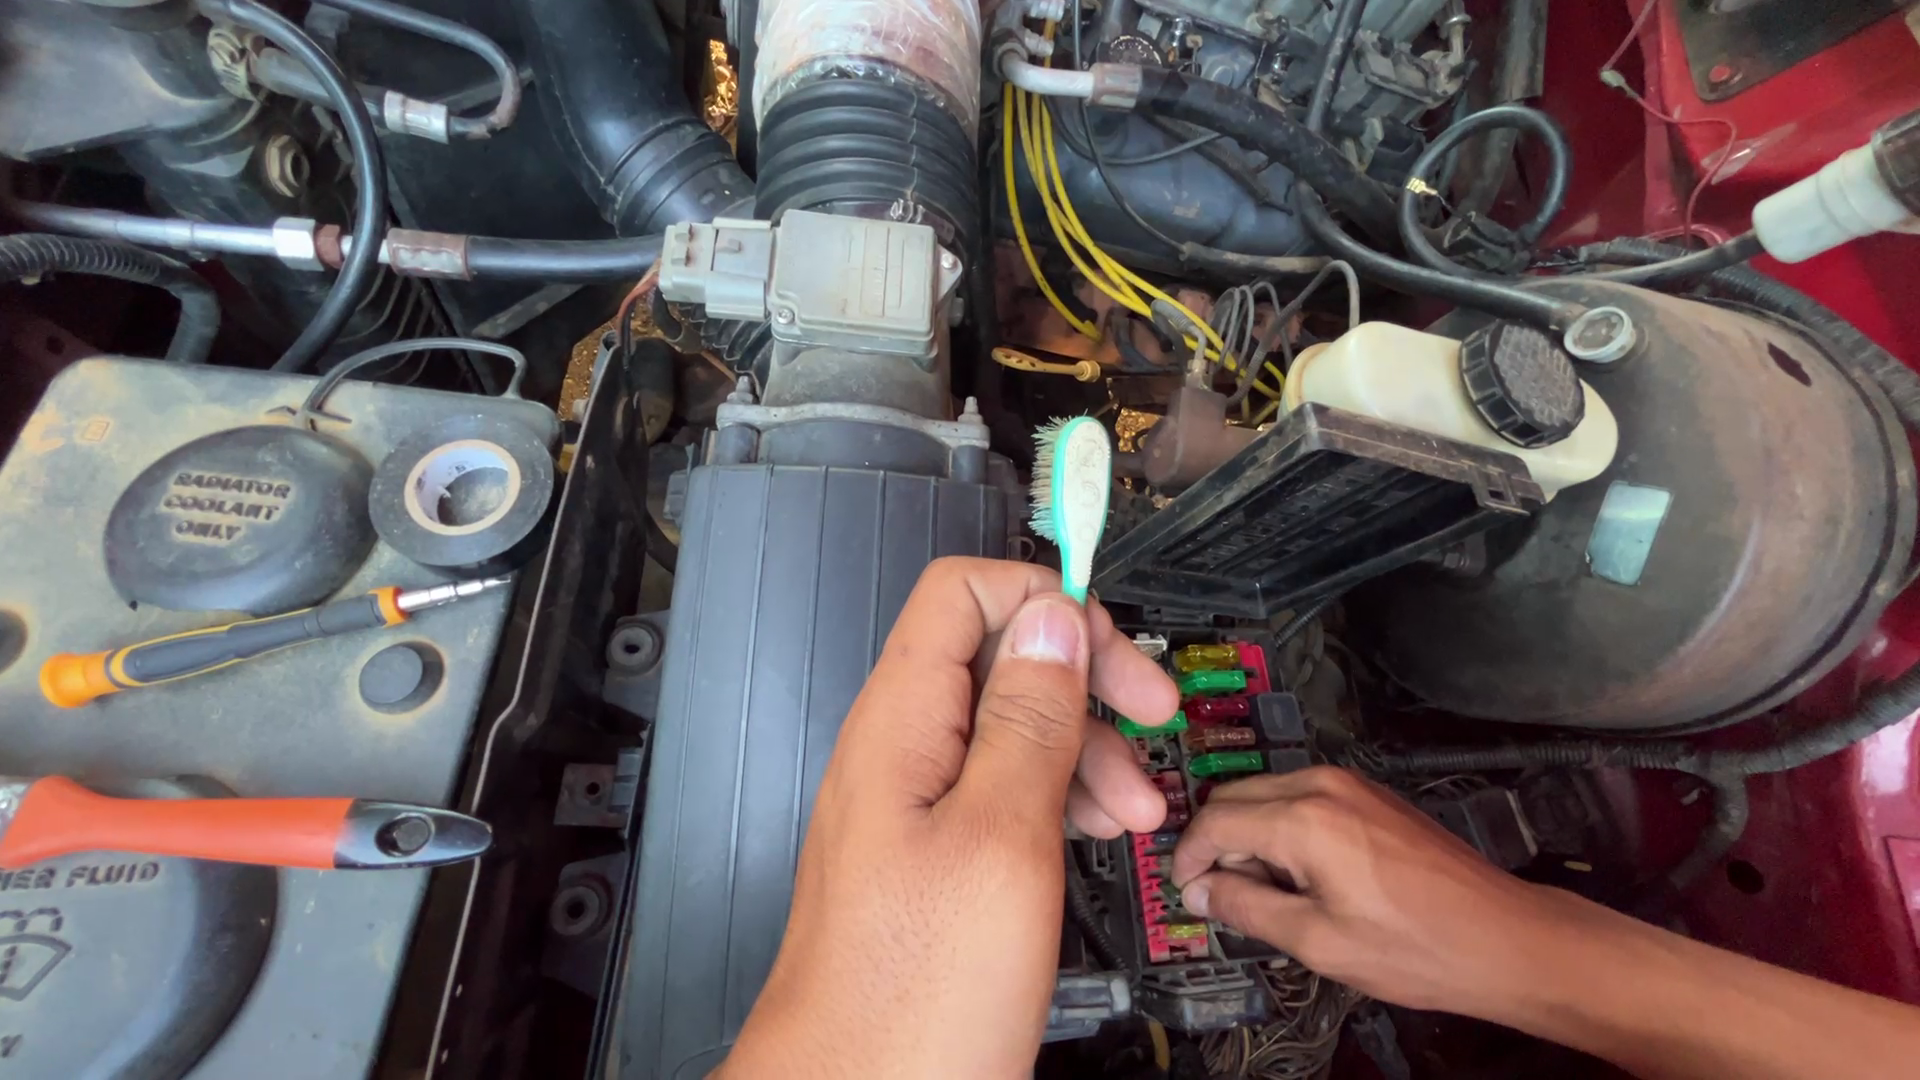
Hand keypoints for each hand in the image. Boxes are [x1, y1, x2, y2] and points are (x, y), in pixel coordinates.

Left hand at [721, 557, 1178, 1077]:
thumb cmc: (915, 994)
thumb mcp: (1002, 838)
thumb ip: (1029, 718)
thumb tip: (1052, 621)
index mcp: (903, 719)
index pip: (961, 592)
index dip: (1038, 597)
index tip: (1107, 642)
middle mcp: (902, 742)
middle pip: (996, 651)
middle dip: (1080, 672)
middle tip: (1149, 710)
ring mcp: (918, 791)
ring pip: (1011, 718)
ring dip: (1084, 742)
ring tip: (1137, 803)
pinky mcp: (937, 838)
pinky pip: (1004, 778)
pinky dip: (1061, 790)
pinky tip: (1100, 824)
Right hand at [1171, 766, 1559, 1015]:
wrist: (1511, 939)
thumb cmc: (1417, 949)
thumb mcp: (1320, 943)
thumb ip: (1246, 908)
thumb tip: (1198, 890)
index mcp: (1303, 819)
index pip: (1215, 821)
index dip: (1188, 854)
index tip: (1185, 887)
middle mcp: (1317, 783)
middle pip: (1231, 797)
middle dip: (1217, 843)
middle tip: (1228, 894)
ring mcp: (1343, 780)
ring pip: (1261, 793)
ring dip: (1248, 833)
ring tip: (1272, 888)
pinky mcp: (1363, 788)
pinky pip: (1295, 794)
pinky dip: (1278, 824)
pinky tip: (1303, 868)